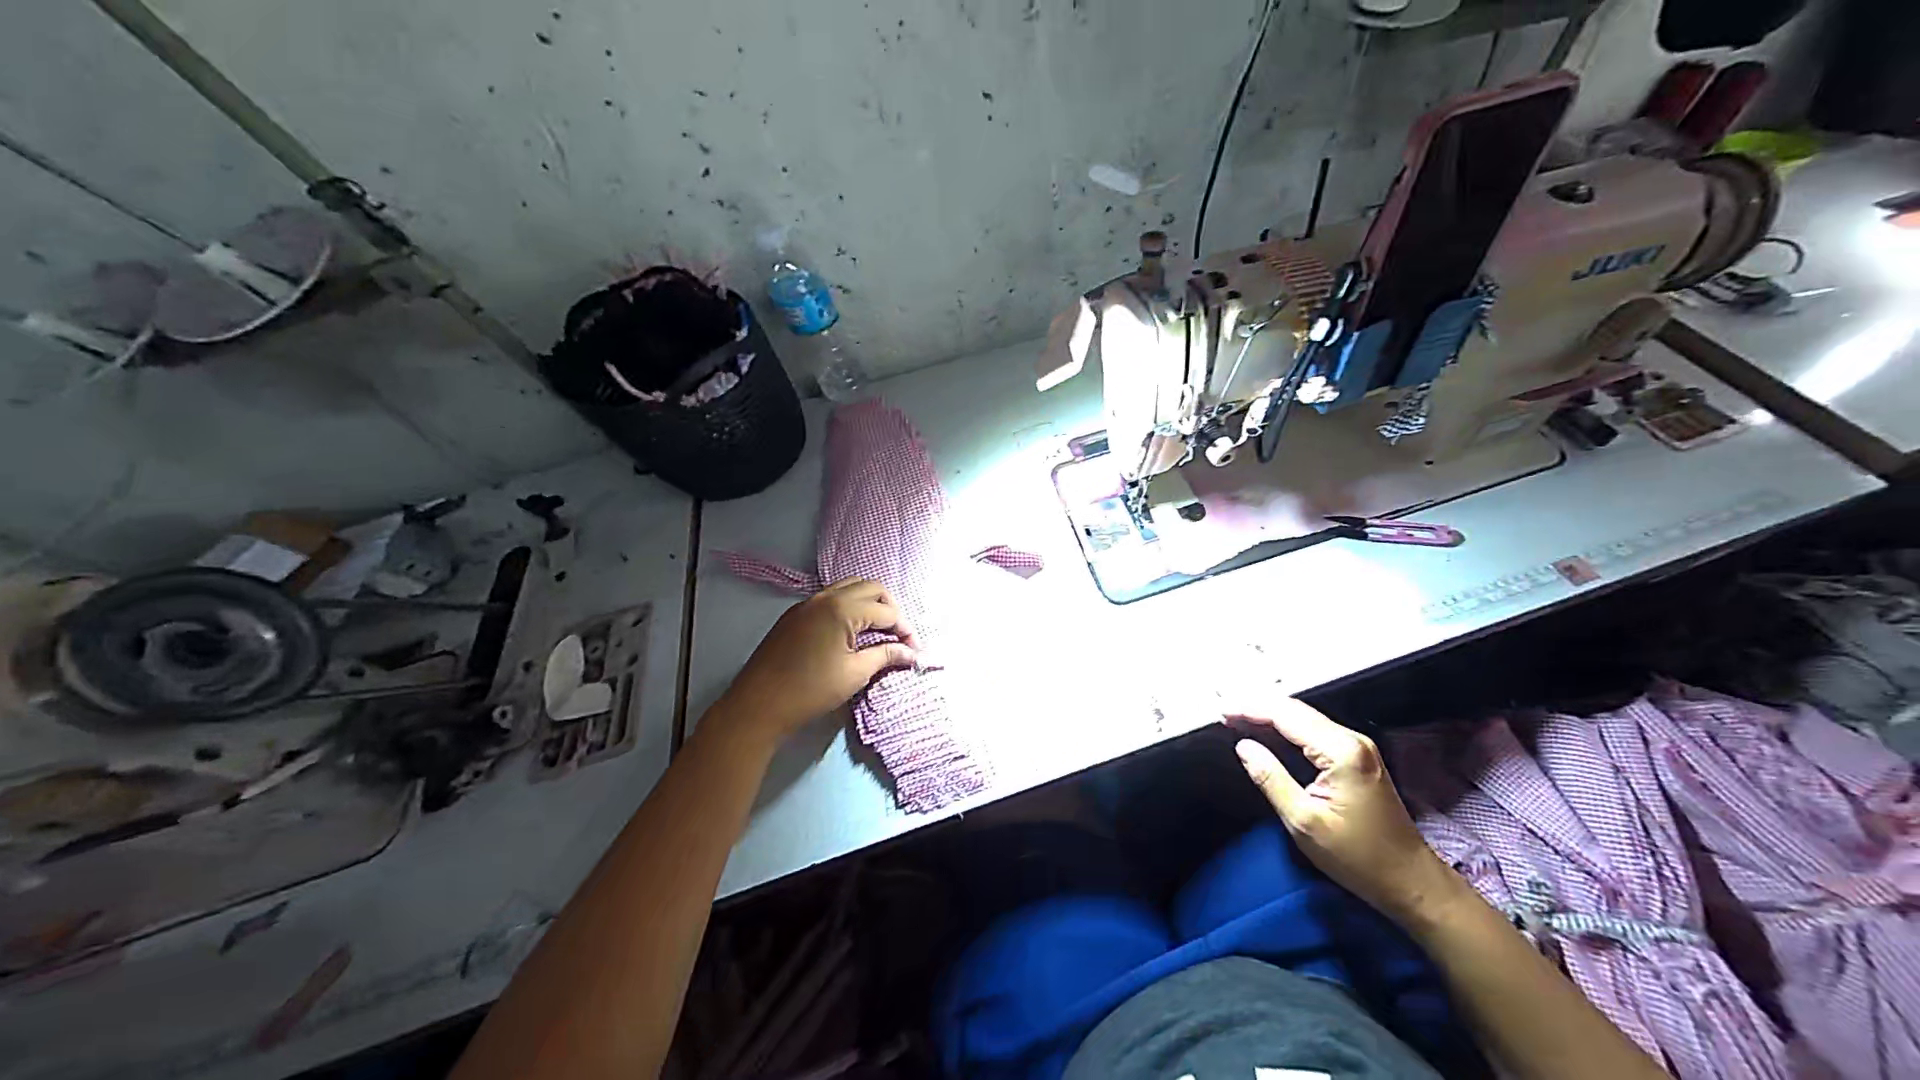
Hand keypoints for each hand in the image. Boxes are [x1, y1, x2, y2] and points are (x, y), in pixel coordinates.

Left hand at [717, 579, 919, 745]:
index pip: (886, 611)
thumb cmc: (811, 690)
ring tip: (877, 632)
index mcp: (843, 608)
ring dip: (868, 604)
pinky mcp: (794, 615)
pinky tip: (851, 633)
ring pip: (848, 588)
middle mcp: (825, 597)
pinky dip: (848, 607)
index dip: (905, 630)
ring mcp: (807, 603)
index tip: (914, 651)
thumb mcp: (855, 674)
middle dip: (889, 609)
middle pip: (870, 588)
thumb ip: (885, 656)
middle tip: (898, 636)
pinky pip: (829, 598)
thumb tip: (910, 654)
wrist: (758, 705)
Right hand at [1229, 698, 1461, 925]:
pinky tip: (1269, 731)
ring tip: (1239, 718)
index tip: (1223, 711)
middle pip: (1296, 710)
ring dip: (1271, 715)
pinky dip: (1287, 726)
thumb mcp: (1304, 821)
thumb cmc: (1359, 857)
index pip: (1286, 716)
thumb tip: (1245, 748)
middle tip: (1226, 712)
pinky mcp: (1357, 757)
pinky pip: (1314, 730)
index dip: (1250, 710)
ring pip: (1304, 717)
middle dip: (1257, 707)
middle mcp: (1353, 741)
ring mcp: (1358, 747)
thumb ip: (1270, 778)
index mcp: (1341, 752)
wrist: (1409, 880)